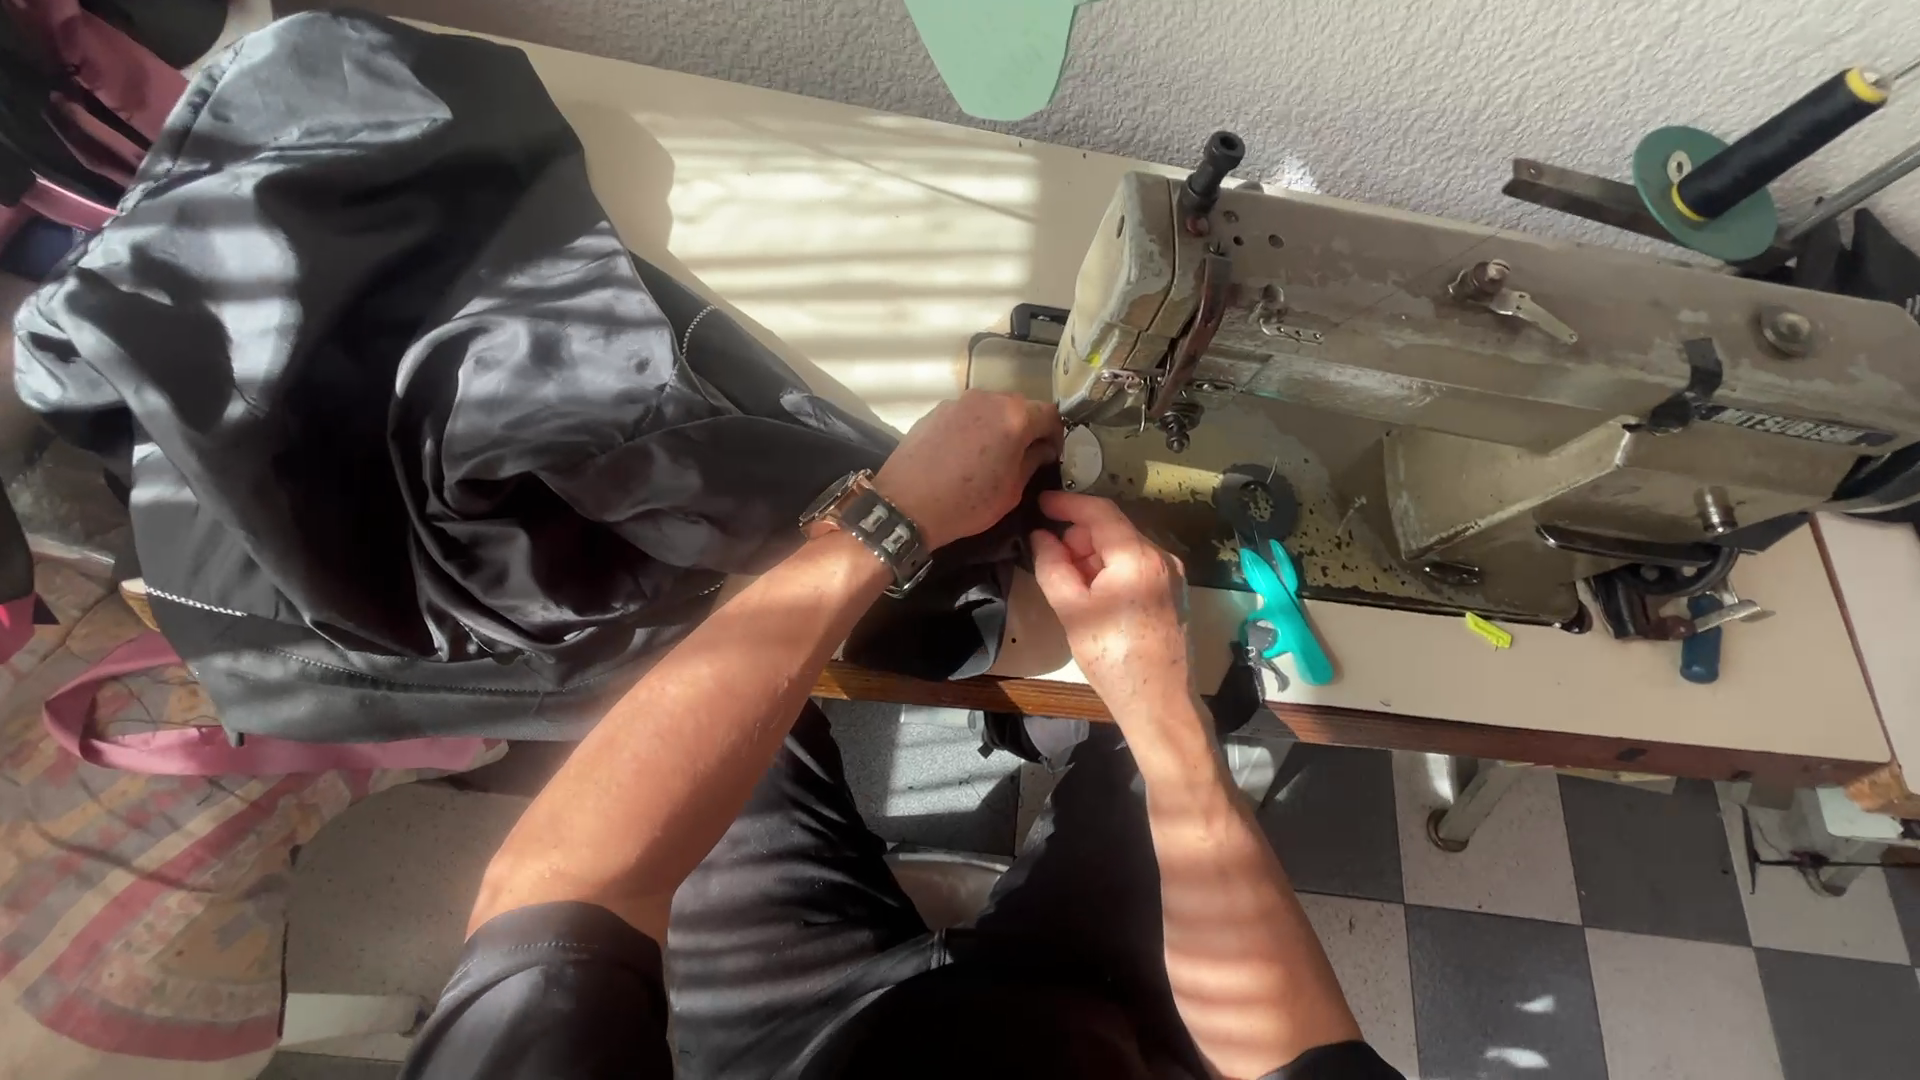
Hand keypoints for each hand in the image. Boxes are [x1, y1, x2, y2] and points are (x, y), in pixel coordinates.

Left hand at [874, 390, 1062, 549]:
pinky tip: (963, 455)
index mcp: (1014, 416)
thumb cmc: (966, 503)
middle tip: (1023, 455)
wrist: (906, 505)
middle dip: (1026, 428)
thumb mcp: (1011, 490)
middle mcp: (987, 399)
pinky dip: (973, 429)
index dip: (1056, 435)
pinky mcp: (935, 411)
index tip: (1051, 454)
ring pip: (990, 409)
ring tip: (990, 456)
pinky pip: (966, 415)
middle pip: (1019, 406)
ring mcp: (958, 402)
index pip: (1050, 414)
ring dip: (998, 427)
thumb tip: (1041, 449)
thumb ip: (1032, 461)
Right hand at [1029, 491, 1197, 730]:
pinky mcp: (1173, 593)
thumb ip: (1052, 566)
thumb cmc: (1112, 656)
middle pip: (1114, 529)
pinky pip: (1136, 566)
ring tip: (1069, 580)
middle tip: (1050, 555)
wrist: (1158, 702)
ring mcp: (1172, 576)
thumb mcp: (1072, 609)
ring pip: (1125, 548)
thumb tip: (1041, 537)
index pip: (1100, 512)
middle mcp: (1162, 558)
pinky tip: (1092, 592)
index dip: (1067, 504)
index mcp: (1138, 557)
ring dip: (1093, 554)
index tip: (1040, 504)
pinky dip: (1111, 569)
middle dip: (1078, 535)